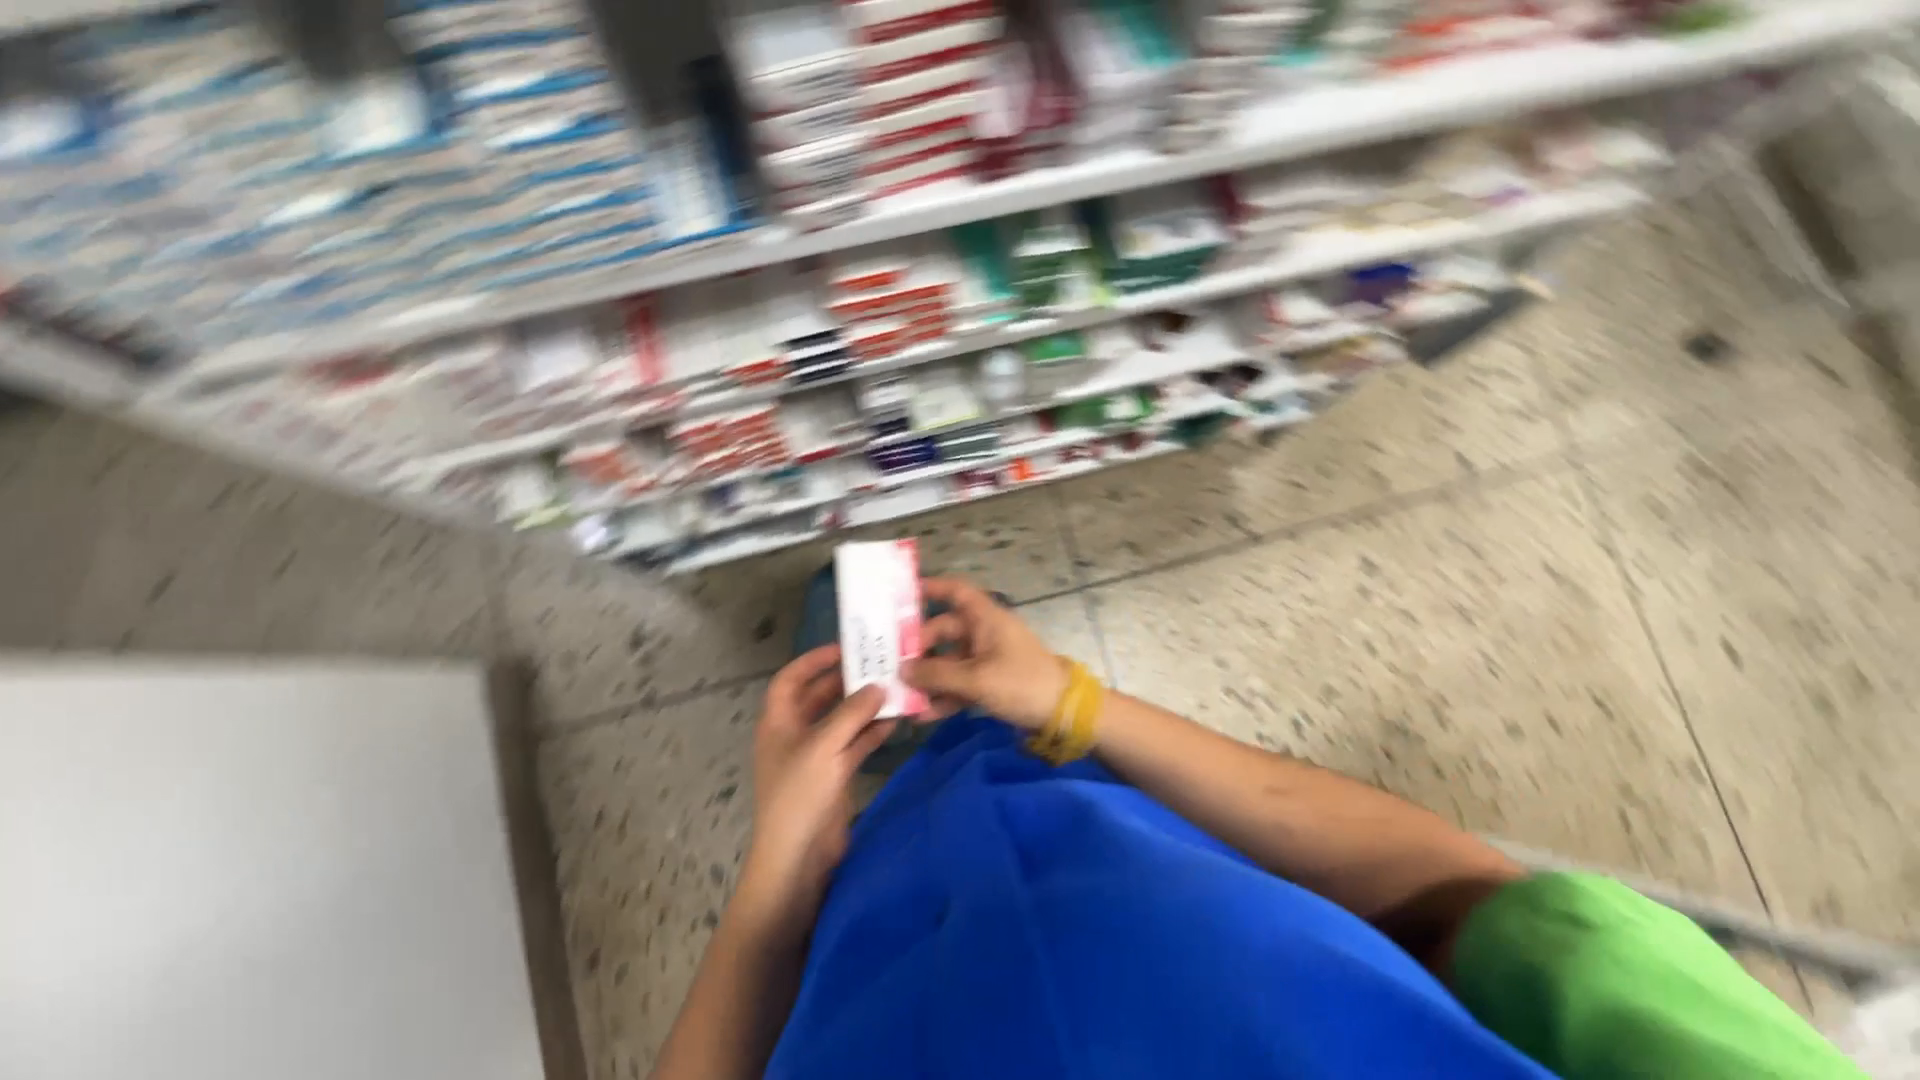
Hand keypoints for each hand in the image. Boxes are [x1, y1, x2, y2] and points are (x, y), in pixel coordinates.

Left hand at [740, 645, 893, 919]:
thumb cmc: (800, 794)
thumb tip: (877, 686)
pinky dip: (871, 732)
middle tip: (879, 665)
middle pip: (819, 698)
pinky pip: (854, 745)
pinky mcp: (834, 776)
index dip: (812, 661)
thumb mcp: (824, 746)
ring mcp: (815, 757)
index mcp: (778, 722)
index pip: (791, 679)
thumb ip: (852, 712)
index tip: (844, 648)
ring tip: (894, 689)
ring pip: (841, 721)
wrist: (798, 856)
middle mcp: (794, 734)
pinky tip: (896, 721)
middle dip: (846, 682)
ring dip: (864, 707)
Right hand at [905, 577, 1070, 731]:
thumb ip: (937, 675)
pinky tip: (923, 714)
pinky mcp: (991, 682)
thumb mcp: (977, 680)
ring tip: (903, 695)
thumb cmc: (1021, 683)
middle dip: (919, 648)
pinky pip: (960, 683)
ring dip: (929, 678)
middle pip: (944, 630)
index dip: (931, 588)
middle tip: (892, 665)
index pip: (956, 591)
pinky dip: (944, 696)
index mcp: (986, 619)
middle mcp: (984, 633)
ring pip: (949, 661)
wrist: (1063, 714)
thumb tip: (902, 670)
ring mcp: (988, 659)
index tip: (901, 596)